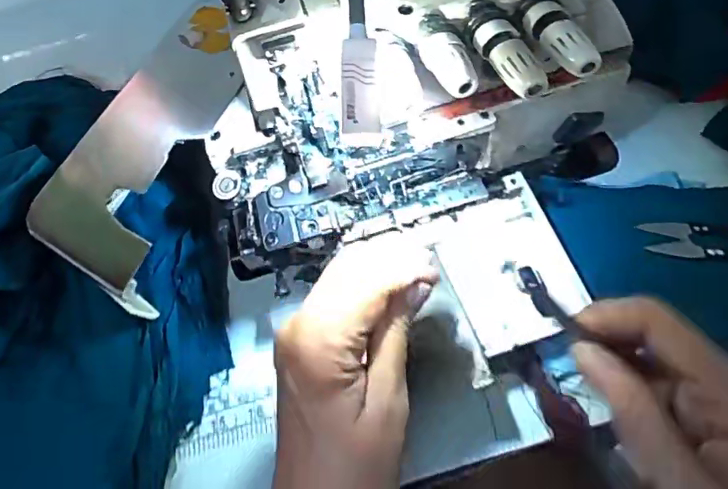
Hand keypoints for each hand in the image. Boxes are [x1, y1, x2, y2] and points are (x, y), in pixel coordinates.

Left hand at [273, 240, 436, 488]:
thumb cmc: (353, 467)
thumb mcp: (387, 404)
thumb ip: (395, 335)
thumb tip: (414, 285)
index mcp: (318, 338)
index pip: (365, 282)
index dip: (402, 268)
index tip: (433, 267)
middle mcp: (298, 322)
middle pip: (346, 269)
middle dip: (388, 259)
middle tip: (426, 261)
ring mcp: (294, 329)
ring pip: (337, 275)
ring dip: (375, 267)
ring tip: (413, 269)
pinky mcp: (298, 339)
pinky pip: (331, 296)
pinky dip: (361, 285)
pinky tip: (387, 288)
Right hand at [571, 297, 727, 488]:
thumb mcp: (680, 485)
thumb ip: (633, 414)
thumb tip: (583, 348)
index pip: (657, 319)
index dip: (605, 316)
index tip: (561, 337)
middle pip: (661, 346)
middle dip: (613, 357)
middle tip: (570, 381)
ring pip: (669, 378)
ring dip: (630, 390)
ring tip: (600, 419)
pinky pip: (686, 406)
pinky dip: (652, 414)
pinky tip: (638, 443)